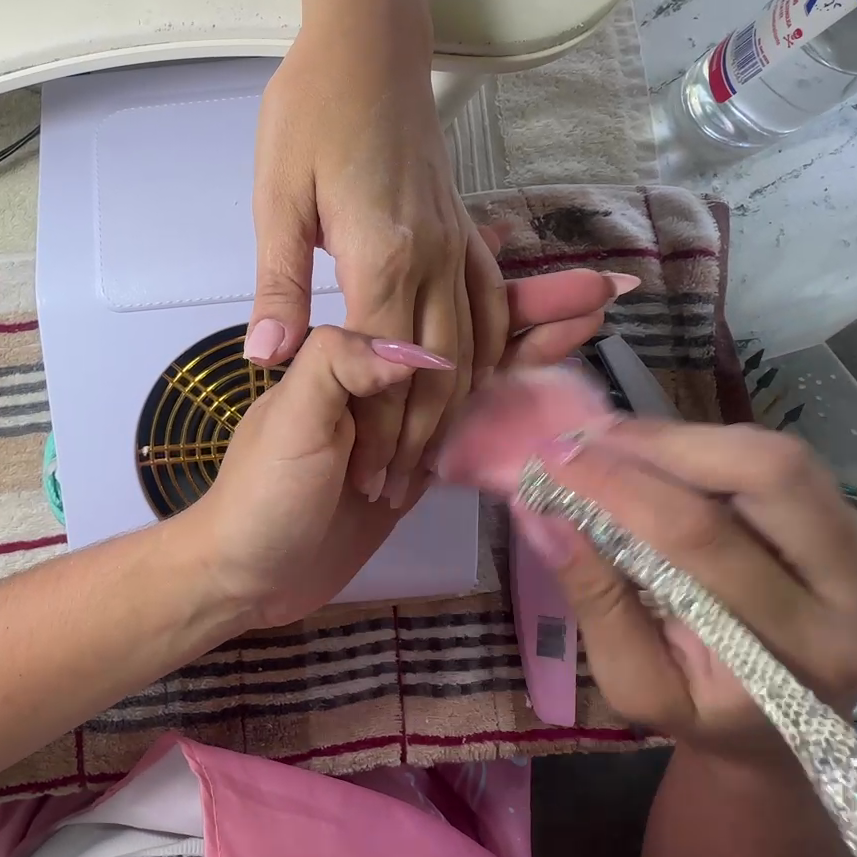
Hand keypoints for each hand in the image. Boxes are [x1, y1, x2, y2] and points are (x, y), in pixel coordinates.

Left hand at [183, 269, 620, 628]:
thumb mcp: (289, 422)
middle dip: (535, 314)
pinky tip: (540, 380)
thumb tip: (416, 350)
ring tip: (591, 323)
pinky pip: (465, 423)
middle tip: (609, 292)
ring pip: (474, 370)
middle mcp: (379, 374)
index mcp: (349, 351)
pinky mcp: (411, 458)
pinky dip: (502, 400)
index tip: (582, 287)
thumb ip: (339, 366)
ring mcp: (398, 417)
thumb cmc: (260, 495)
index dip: (514, 305)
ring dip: (528, 346)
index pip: (440, 317)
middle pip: (469, 334)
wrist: (246, 569)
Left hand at [183, 326, 442, 628]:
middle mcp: (360, 395)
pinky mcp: (401, 478)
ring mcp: (384, 437)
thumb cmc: (266, 495)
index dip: (404, 388)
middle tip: (377, 476)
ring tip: (393, 489)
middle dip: (418, 428)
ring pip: (445, 413)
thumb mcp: (292, 419)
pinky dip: (451, 465)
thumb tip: (417, 347)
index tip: (374, 441)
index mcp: (329, 368)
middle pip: (428, 379)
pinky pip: (445, 453)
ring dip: (432, 451)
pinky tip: (439, 487)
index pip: (400, 345)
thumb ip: (336, 365)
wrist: (252, 580)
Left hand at [249, 9, 506, 514]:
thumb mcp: (278, 201)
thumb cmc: (308, 116)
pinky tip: (488, 382)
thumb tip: (267, 360)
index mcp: (386, 256)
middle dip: (419, 435)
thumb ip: (280, 286)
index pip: (387, 366)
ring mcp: (460, 241)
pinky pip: (491, 302)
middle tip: (400, 492)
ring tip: (443, 461)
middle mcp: (438, 256)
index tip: (368, 482)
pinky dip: (493, 351)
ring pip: (474, 343)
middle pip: (438, 367)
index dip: (379, 431)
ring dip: (460, 407)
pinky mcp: (464, 227)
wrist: (367, 40)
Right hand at [530, 422, 856, 757]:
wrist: (777, 739)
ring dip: (684, 441)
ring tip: (613, 446)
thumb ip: (594, 598)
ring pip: (780, 458)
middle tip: (587, 439)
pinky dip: (709, 454)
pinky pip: (785, 469)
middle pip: (770, 473)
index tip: (550, 459)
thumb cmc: (697, 713)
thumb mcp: (631, 683)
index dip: (619, 487)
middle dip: (663, 443)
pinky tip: (659, 467)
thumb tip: (540, 511)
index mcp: (803, 650)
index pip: (701, 538)